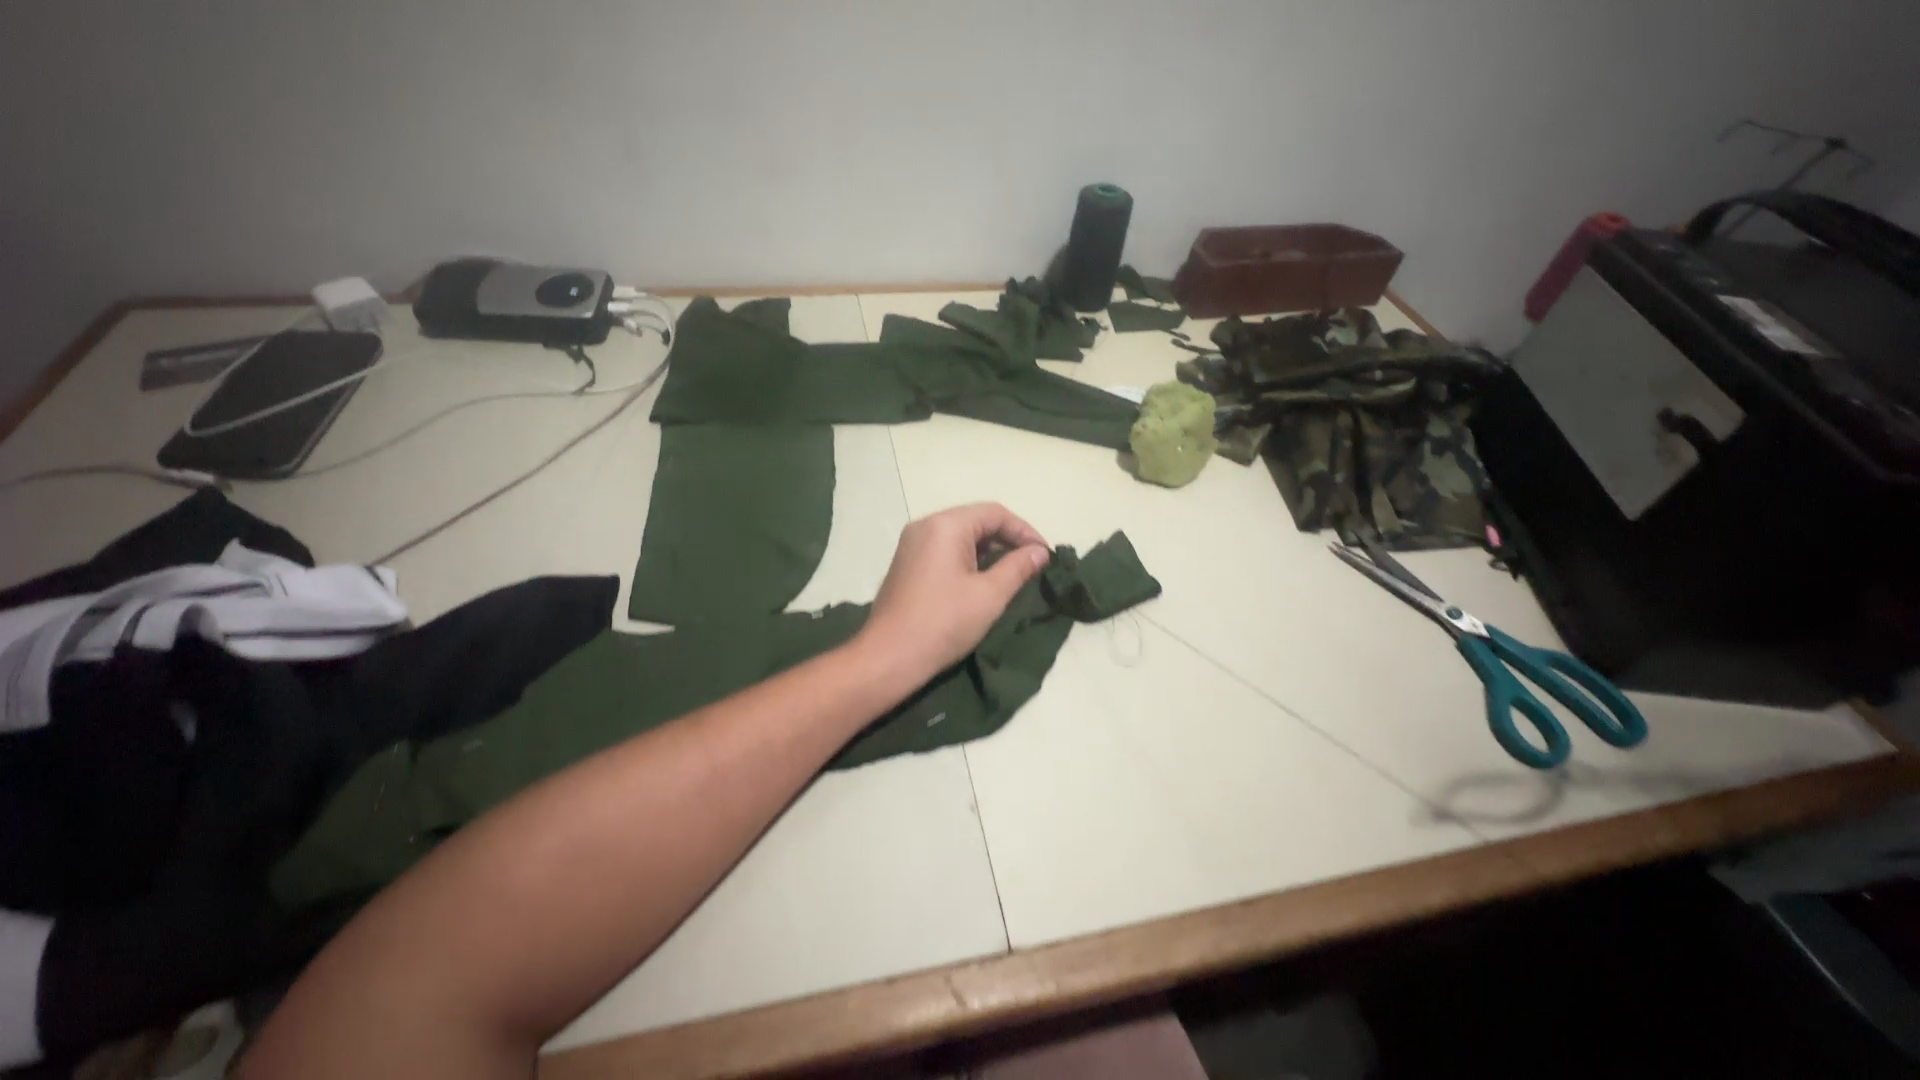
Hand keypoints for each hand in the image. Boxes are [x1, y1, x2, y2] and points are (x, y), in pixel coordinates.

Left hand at [856, 503, 1050, 682]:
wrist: (889, 656)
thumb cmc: (943, 623)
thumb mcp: (990, 595)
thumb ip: (1018, 568)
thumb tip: (1039, 553)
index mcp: (945, 525)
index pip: (995, 513)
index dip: (1025, 532)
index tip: (1045, 557)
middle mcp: (925, 526)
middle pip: (976, 521)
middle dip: (1008, 540)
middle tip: (1033, 565)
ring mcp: (912, 545)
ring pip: (961, 537)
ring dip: (990, 552)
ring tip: (1014, 575)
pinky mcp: (908, 564)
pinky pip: (945, 550)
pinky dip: (969, 560)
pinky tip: (984, 582)